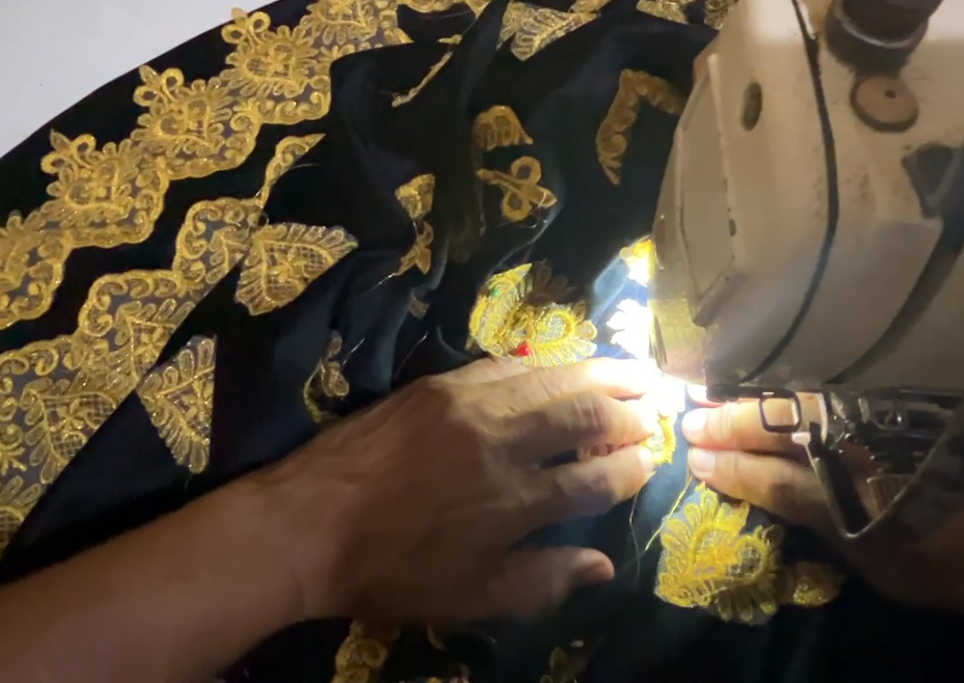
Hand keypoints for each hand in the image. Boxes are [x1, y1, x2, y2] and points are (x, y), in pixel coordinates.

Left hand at [250, 357, 658, 624]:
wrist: (310, 519)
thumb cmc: (392, 569)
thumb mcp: (469, 599)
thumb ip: (542, 581)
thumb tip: (603, 564)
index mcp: (512, 502)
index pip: (593, 478)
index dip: (630, 467)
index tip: (650, 457)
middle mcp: (501, 443)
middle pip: (581, 415)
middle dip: (625, 409)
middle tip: (653, 404)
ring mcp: (470, 404)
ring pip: (550, 378)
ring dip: (597, 374)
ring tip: (631, 369)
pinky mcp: (442, 382)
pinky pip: (507, 364)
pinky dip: (544, 365)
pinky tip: (562, 365)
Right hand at [682, 400, 963, 645]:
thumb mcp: (888, 565)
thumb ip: (816, 519)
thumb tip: (751, 485)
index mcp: (862, 485)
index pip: (775, 469)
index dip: (729, 461)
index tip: (691, 453)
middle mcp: (875, 433)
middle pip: (783, 420)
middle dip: (729, 419)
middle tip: (690, 417)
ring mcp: (898, 404)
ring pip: (809, 392)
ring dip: (758, 395)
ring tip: (720, 394)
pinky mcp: (919, 388)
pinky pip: (845, 381)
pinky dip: (803, 384)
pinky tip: (780, 383)